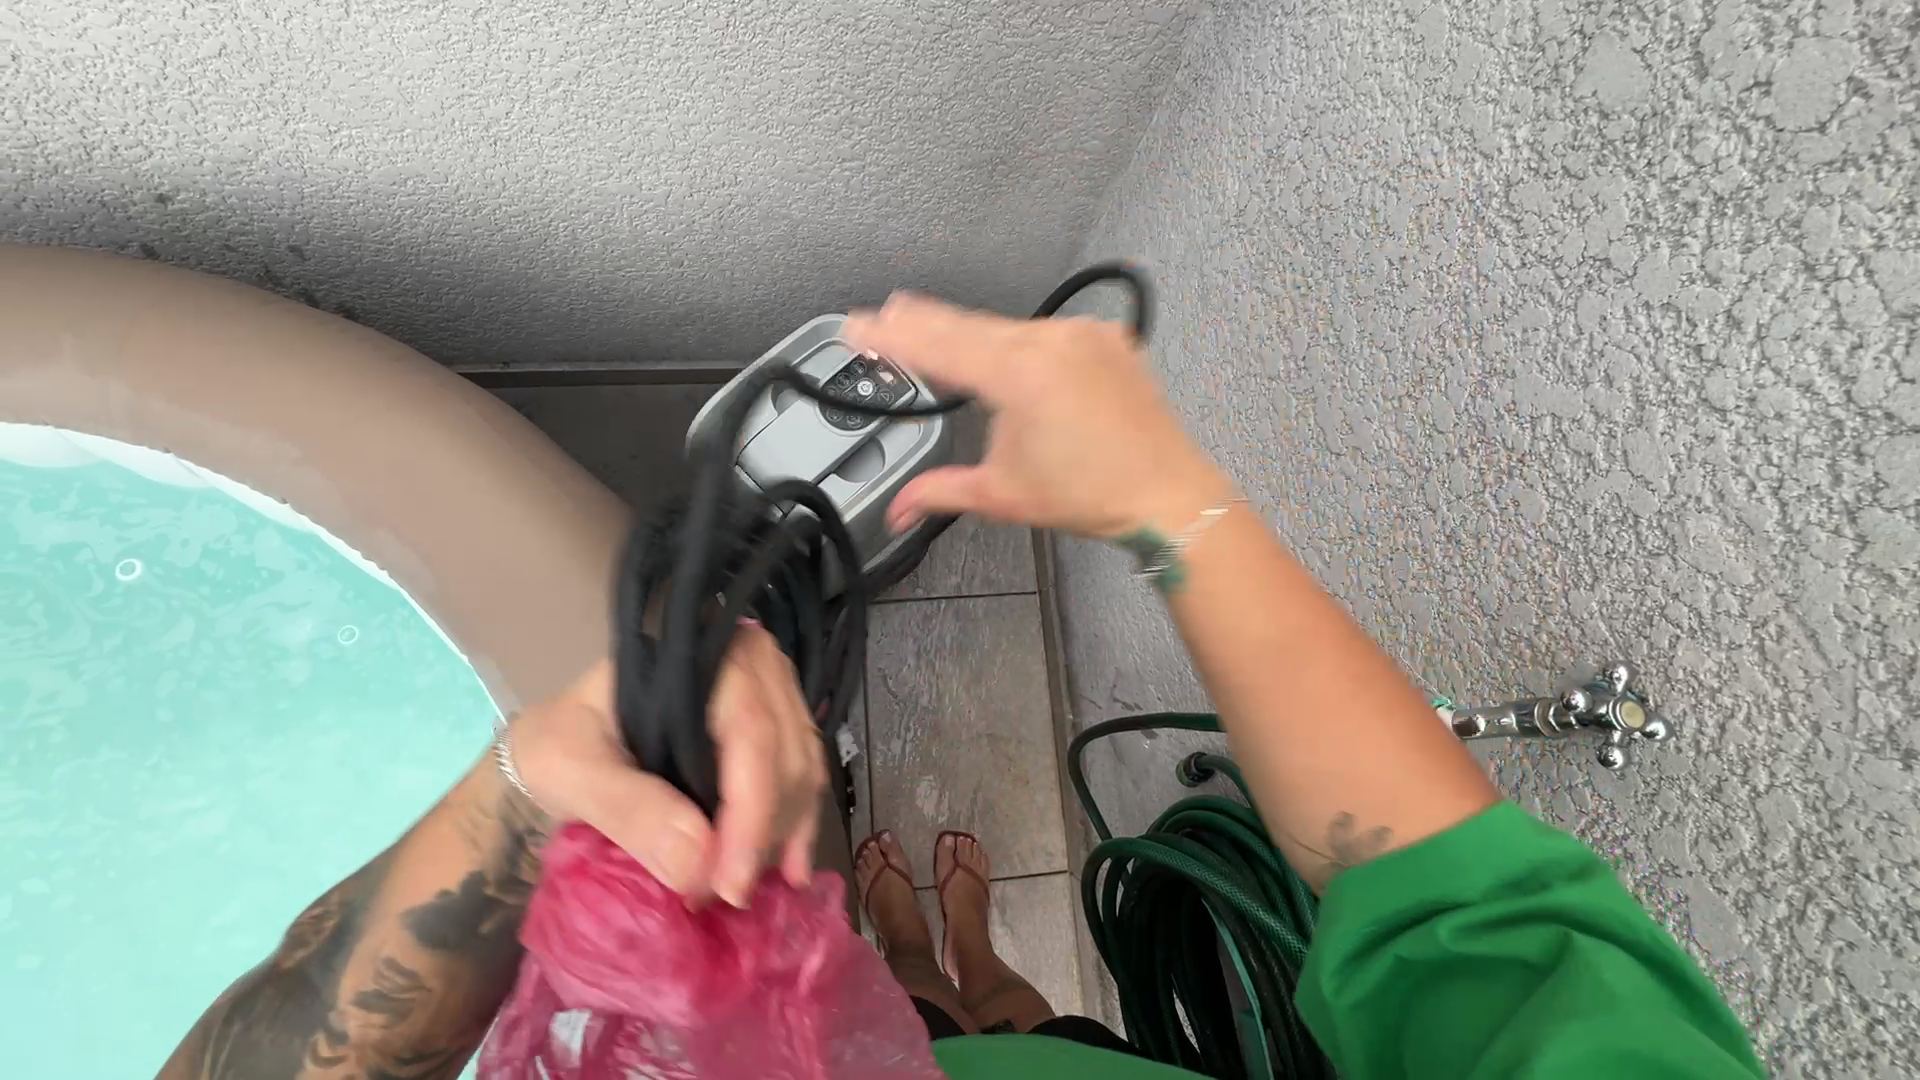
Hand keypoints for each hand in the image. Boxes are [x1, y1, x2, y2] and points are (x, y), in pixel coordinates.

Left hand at [508, 622, 825, 907]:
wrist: (565, 738)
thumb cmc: (560, 743)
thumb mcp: (567, 769)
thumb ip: (628, 809)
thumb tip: (700, 864)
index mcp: (701, 656)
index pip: (749, 728)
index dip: (750, 810)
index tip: (730, 883)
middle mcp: (751, 663)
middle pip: (785, 751)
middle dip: (763, 831)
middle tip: (724, 897)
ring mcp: (772, 691)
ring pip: (802, 766)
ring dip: (782, 832)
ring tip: (743, 887)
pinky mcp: (778, 722)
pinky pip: (804, 774)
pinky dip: (797, 823)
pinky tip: (788, 868)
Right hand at [842, 293, 1230, 538]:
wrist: (1167, 493)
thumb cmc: (1093, 494)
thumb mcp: (1003, 495)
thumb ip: (940, 493)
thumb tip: (896, 512)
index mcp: (1018, 376)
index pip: (937, 347)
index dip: (891, 337)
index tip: (857, 326)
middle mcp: (1049, 341)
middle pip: (967, 326)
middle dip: (922, 322)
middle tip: (884, 313)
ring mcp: (1081, 335)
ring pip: (1007, 327)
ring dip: (970, 333)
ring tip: (934, 328)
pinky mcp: (1104, 339)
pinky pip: (1046, 331)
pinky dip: (1018, 339)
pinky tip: (1001, 344)